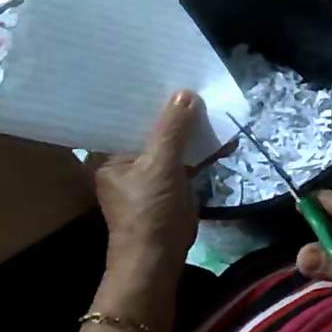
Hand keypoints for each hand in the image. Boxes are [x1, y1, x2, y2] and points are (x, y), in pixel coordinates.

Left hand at [94, 91, 201, 277]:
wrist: (159, 257)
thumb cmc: (148, 211)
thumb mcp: (160, 165)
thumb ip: (173, 130)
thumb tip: (186, 94)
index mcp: (108, 153)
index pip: (124, 116)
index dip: (144, 97)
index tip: (164, 74)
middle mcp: (125, 159)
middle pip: (151, 126)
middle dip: (173, 110)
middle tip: (193, 83)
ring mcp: (149, 171)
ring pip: (171, 141)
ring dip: (191, 128)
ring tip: (211, 105)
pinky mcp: (170, 182)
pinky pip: (185, 157)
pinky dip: (201, 148)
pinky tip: (223, 137)